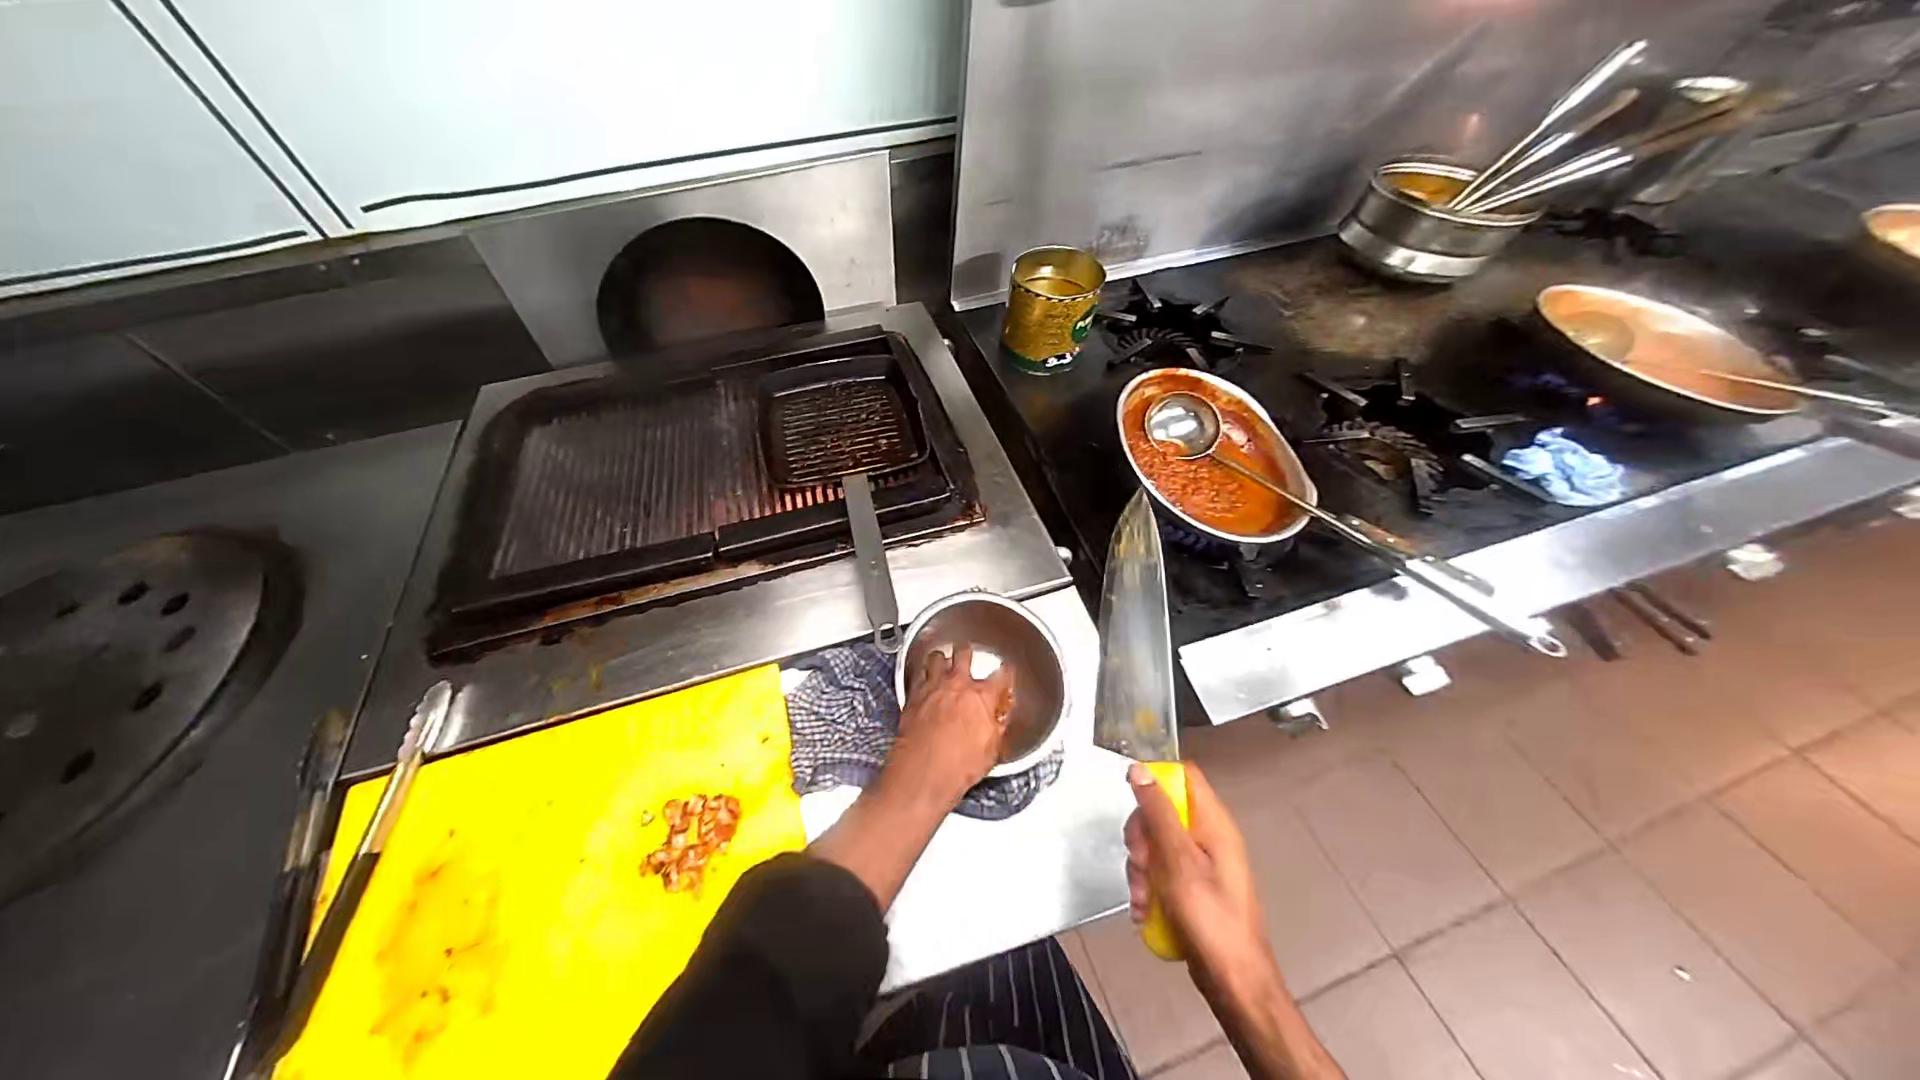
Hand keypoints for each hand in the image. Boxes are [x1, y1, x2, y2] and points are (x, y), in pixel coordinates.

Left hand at [885, 644, 1014, 807]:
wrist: (924, 771)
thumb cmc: (957, 764)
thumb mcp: (992, 750)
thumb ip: (997, 728)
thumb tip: (1000, 723)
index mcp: (982, 697)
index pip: (1001, 675)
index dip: (1005, 672)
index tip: (1005, 672)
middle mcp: (958, 685)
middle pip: (964, 654)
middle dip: (967, 652)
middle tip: (968, 653)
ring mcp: (933, 688)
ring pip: (937, 658)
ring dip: (941, 658)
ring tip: (942, 660)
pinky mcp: (913, 696)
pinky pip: (917, 674)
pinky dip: (921, 673)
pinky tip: (923, 677)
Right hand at [1125, 761, 1284, 1005]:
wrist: (1234, 983)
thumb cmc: (1212, 922)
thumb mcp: (1177, 861)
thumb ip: (1158, 813)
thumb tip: (1141, 770)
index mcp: (1214, 823)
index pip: (1183, 776)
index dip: (1156, 781)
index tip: (1137, 805)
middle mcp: (1209, 837)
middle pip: (1162, 811)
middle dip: (1142, 837)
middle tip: (1141, 861)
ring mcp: (1202, 863)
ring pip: (1157, 844)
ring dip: (1142, 869)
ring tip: (1145, 898)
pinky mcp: (1193, 885)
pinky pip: (1161, 871)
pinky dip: (1150, 888)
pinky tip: (1148, 910)